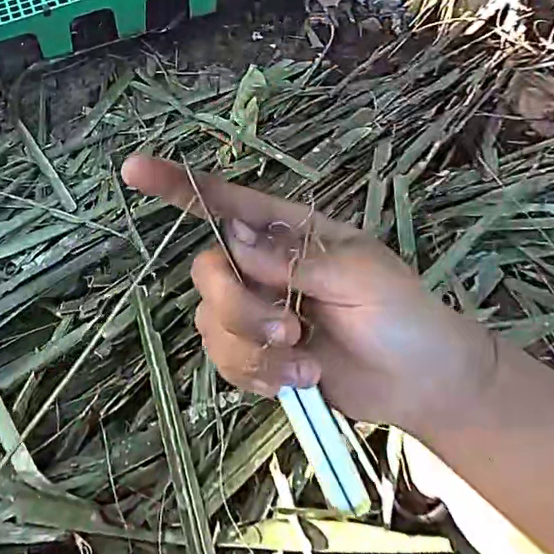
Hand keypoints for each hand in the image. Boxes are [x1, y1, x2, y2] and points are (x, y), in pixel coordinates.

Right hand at [121, 154, 494, 429]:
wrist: (419, 383)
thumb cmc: (402, 313)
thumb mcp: (362, 275)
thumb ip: (297, 259)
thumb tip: (235, 238)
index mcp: (287, 231)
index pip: (225, 202)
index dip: (177, 185)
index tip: (133, 170)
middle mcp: (260, 265)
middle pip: (208, 270)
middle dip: (239, 306)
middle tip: (289, 330)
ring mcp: (254, 310)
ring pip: (210, 320)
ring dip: (252, 348)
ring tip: (303, 363)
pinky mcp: (254, 353)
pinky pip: (223, 359)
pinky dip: (255, 376)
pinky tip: (298, 381)